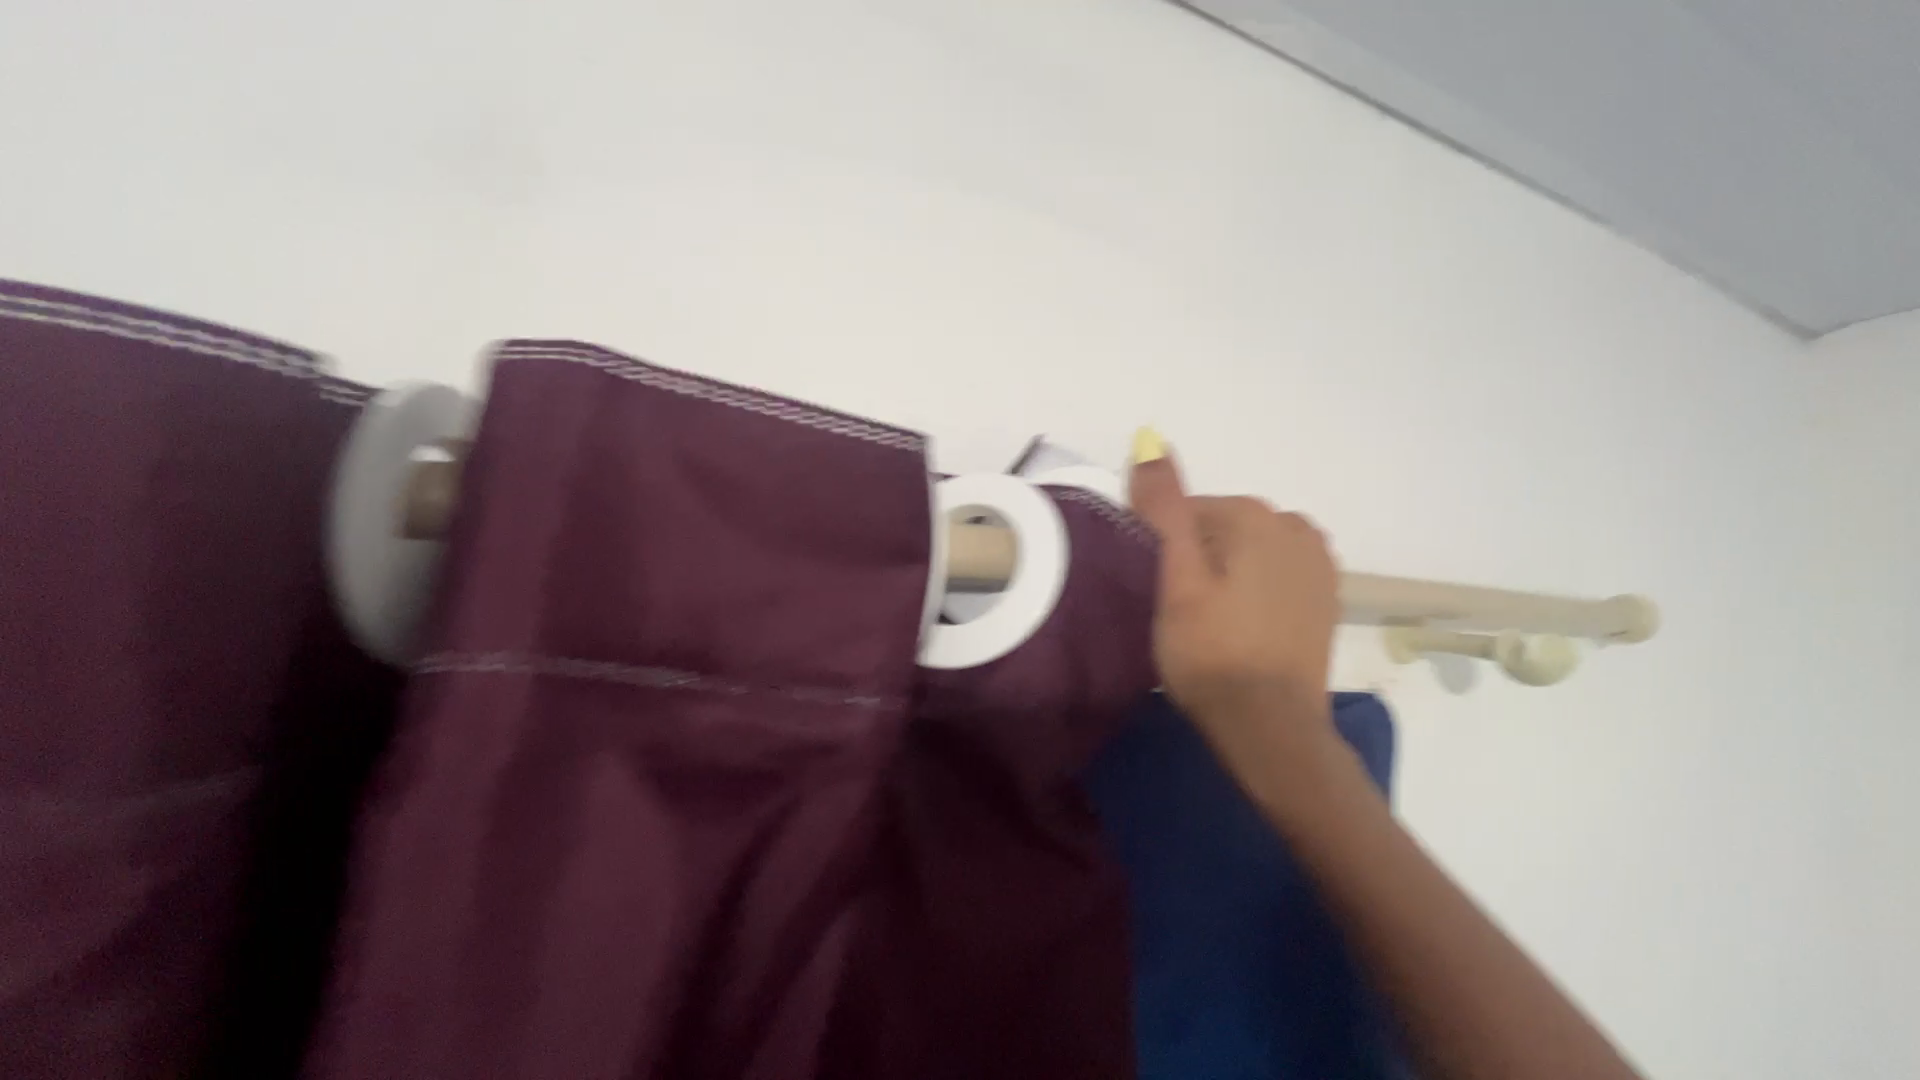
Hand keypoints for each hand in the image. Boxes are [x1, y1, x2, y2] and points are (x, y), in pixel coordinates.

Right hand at [1127, 439, 1345, 802]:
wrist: (1270, 725)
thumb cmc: (1210, 653)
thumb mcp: (1175, 578)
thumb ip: (1163, 508)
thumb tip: (1151, 439)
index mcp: (1255, 515)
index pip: (1186, 513)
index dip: (1164, 552)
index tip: (1158, 593)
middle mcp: (1295, 526)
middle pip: (1221, 528)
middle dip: (1199, 560)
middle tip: (1182, 614)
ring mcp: (1318, 562)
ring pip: (1250, 551)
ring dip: (1228, 574)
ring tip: (1212, 624)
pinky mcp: (1326, 596)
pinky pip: (1276, 574)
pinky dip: (1256, 589)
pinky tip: (1245, 627)